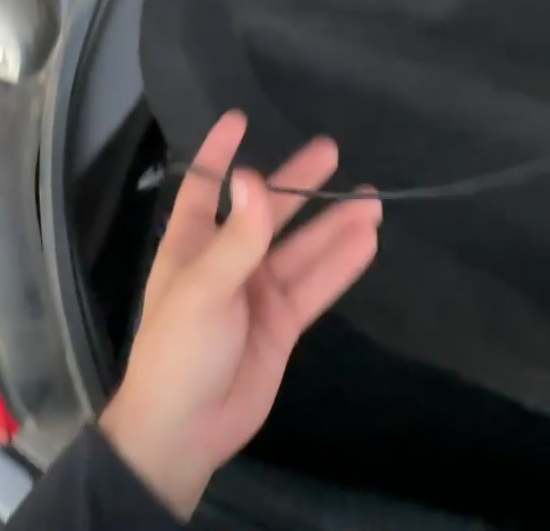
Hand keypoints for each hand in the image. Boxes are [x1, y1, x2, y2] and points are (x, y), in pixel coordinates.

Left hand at [100, 112, 382, 517]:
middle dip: (298, 182)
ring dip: (333, 224)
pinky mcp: (282, 322)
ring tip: (371, 198)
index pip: (205, 185)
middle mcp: (227, 260)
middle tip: (331, 150)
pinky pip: (315, 285)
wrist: (185, 431)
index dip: (219, 152)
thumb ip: (238, 237)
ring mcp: (257, 291)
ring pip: (302, 248)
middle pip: (267, 211)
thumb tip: (257, 178)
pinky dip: (340, 264)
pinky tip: (366, 240)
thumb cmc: (179, 350)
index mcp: (192, 244)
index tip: (239, 118)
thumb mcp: (204, 289)